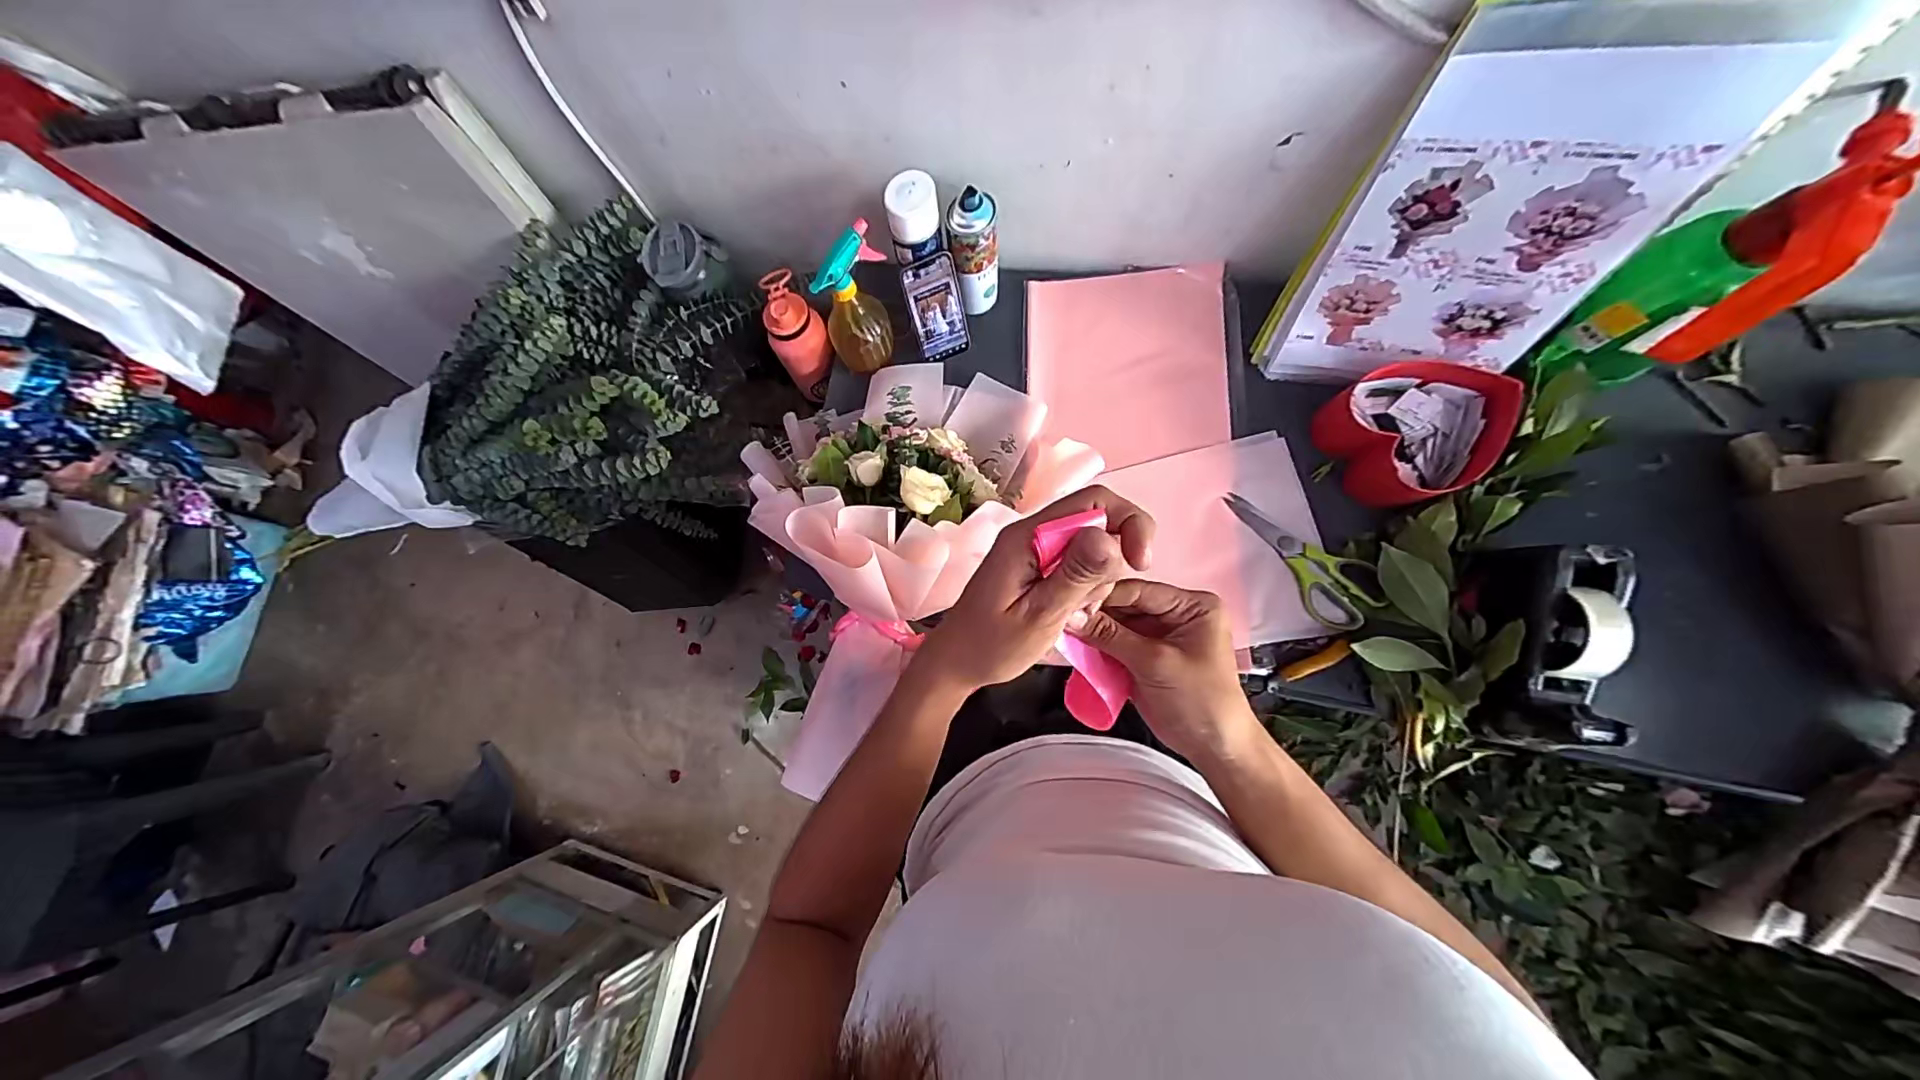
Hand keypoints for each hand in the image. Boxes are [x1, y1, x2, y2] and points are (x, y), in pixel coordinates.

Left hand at [914, 486, 1154, 692]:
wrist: (956, 663)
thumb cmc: (991, 646)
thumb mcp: (1039, 615)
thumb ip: (1074, 575)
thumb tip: (1109, 536)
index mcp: (1029, 536)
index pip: (1094, 501)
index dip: (1128, 523)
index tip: (1139, 563)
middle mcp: (1033, 533)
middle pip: (1098, 520)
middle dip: (1111, 560)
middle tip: (1091, 602)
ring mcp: (1035, 549)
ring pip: (1093, 546)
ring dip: (1097, 580)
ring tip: (1073, 613)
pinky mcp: (1038, 566)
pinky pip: (1079, 564)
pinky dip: (1086, 588)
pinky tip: (1069, 614)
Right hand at [1069, 580, 1260, 762]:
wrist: (1214, 748)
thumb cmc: (1201, 702)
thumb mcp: (1155, 662)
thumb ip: (1111, 636)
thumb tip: (1072, 616)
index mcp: (1192, 606)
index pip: (1140, 590)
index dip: (1105, 595)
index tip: (1071, 601)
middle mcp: (1176, 615)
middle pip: (1126, 605)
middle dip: (1096, 614)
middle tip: (1063, 617)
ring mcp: (1159, 636)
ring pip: (1117, 624)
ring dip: (1094, 631)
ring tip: (1065, 631)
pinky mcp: (1146, 656)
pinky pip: (1116, 644)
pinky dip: (1099, 647)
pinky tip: (1077, 647)